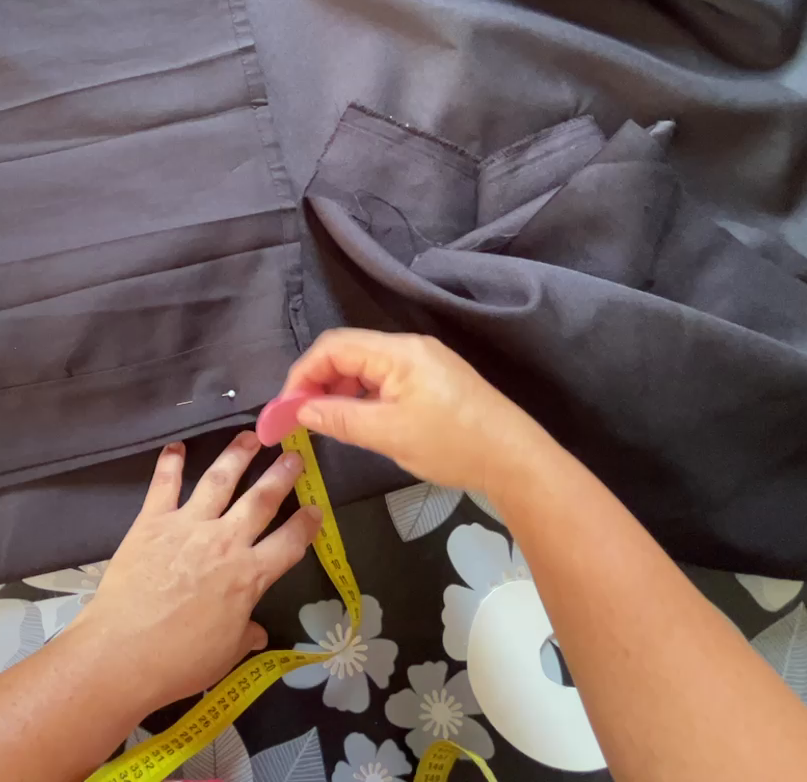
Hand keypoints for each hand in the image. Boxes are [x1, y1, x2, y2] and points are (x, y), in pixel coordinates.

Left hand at [67, 434, 320, 712]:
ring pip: (219, 479)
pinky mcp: (152, 520)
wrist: (124, 650)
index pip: (288, 544)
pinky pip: (164, 484)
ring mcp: (187, 525)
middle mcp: (223, 541)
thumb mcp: (225, 655)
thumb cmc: (180, 660)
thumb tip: (256, 631)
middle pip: (261, 500)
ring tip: (249, 435)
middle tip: (293, 454)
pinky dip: (170, 462)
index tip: (317, 508)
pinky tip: (176, 445)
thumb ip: (244, 634)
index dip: (306, 525)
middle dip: (281, 475)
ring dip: (237, 455)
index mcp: (248, 576)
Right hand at [278, 327, 551, 495]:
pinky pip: (384, 375)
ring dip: (339, 387)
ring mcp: (423, 360)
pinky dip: (362, 392)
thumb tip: (302, 411)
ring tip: (328, 419)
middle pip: (347, 351)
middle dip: (318, 380)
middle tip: (302, 415)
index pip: (333, 347)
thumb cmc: (452, 445)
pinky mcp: (433, 376)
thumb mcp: (388, 435)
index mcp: (397, 352)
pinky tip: (359, 417)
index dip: (303, 374)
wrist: (518, 461)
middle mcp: (408, 346)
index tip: (288, 407)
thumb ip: (339, 418)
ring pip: (364, 364)